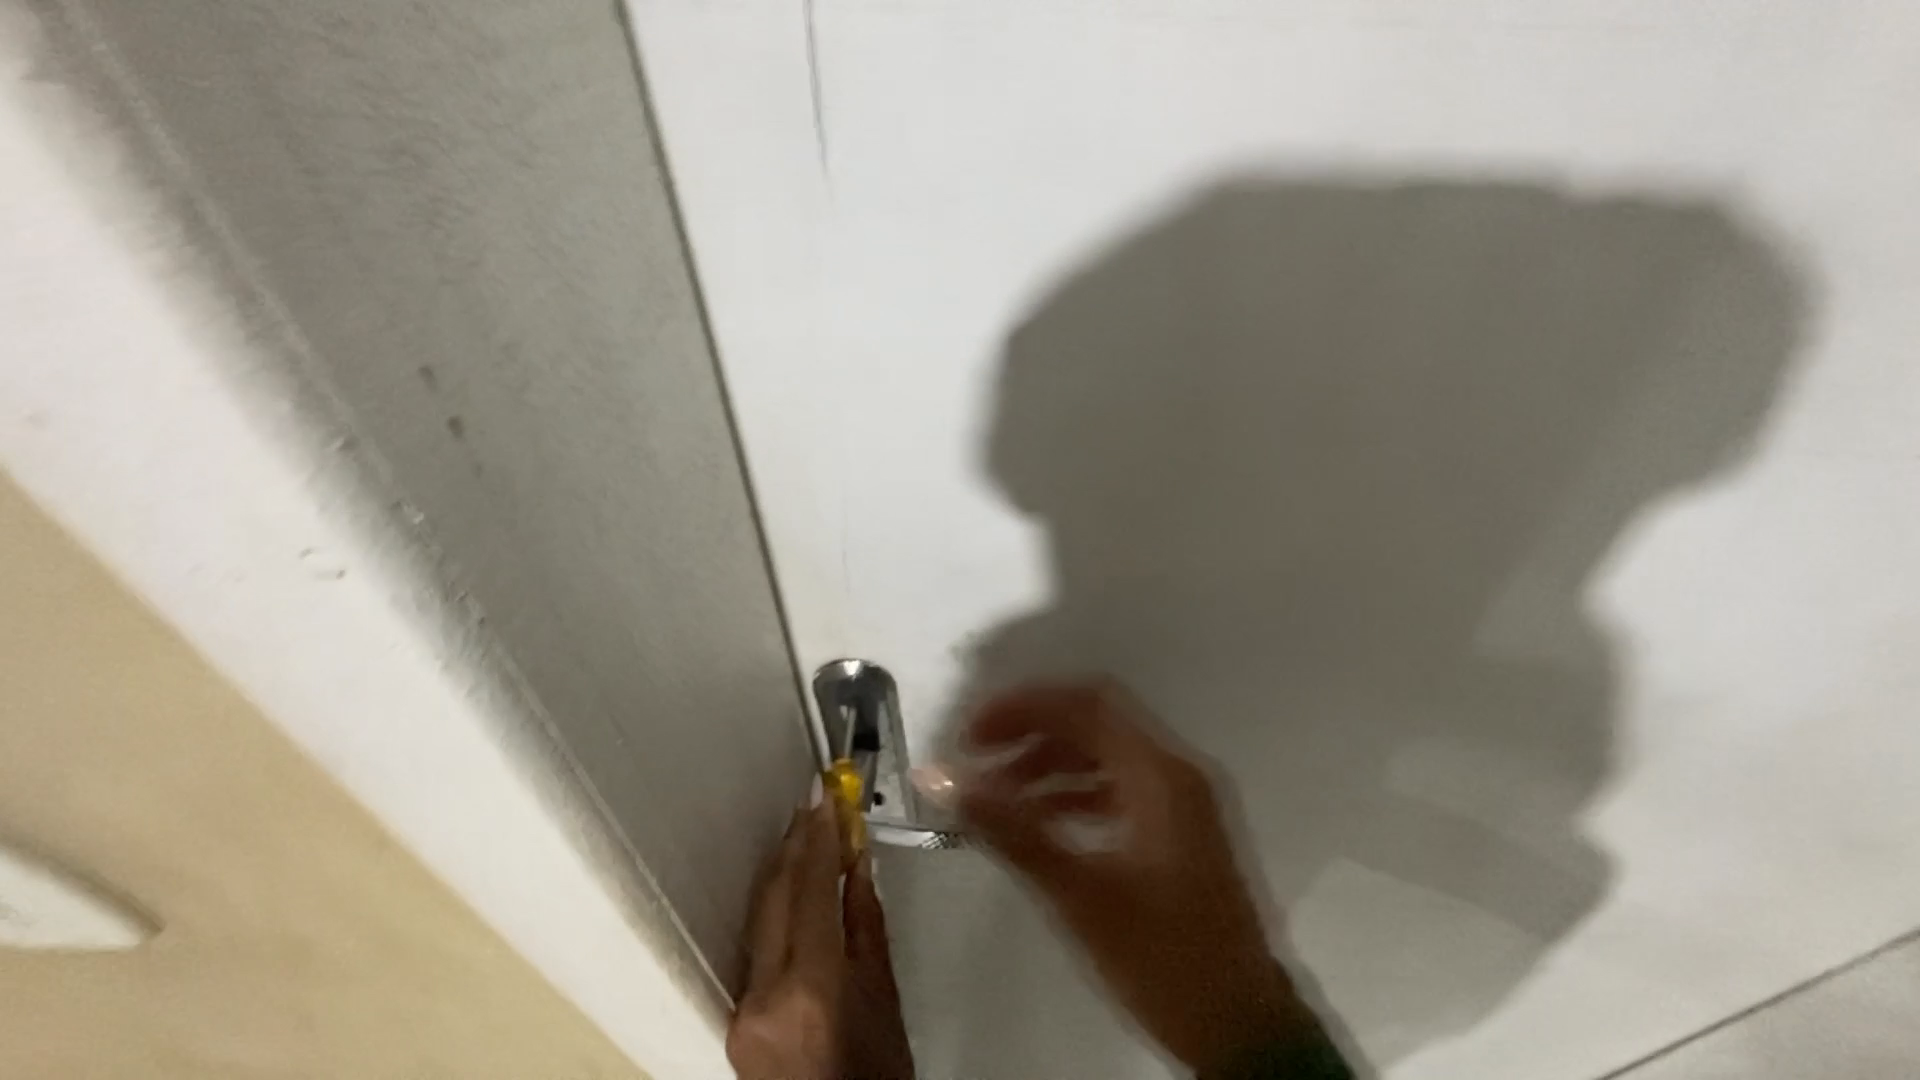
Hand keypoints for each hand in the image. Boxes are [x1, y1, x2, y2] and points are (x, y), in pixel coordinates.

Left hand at [728, 796, 914, 1078]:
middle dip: (795, 844)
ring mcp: (741, 1010)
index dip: (819, 837)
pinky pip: (757, 947)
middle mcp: (763, 996)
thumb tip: (856, 864)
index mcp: (810, 988)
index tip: (826, 797)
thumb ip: (865, 922)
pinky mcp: (734, 1018)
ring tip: (806, 833)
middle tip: (815, 805)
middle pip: (774, 897)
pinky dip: (776, 911)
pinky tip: (792, 887)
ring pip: (759, 918)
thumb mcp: (884, 995)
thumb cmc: (877, 1075)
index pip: (811, 891)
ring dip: (783, 872)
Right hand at [956, 682, 1323, 1073]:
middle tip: (978, 755)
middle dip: (1031, 730)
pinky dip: (1073, 792)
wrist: (1242, 1030)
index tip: (971, 733)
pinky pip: (1116, 787)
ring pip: (1104, 755)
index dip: (1023, 706)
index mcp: (1159, 774)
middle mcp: (1174, 772)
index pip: (1084, 705)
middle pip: (1094, 722)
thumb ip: (1009, 828)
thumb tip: (939, 777)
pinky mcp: (1177, 831)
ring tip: (997, 792)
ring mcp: (1180, 801)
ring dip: (1049, 762)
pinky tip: (1038, 820)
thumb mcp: (1078, 892)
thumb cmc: (1162, 956)